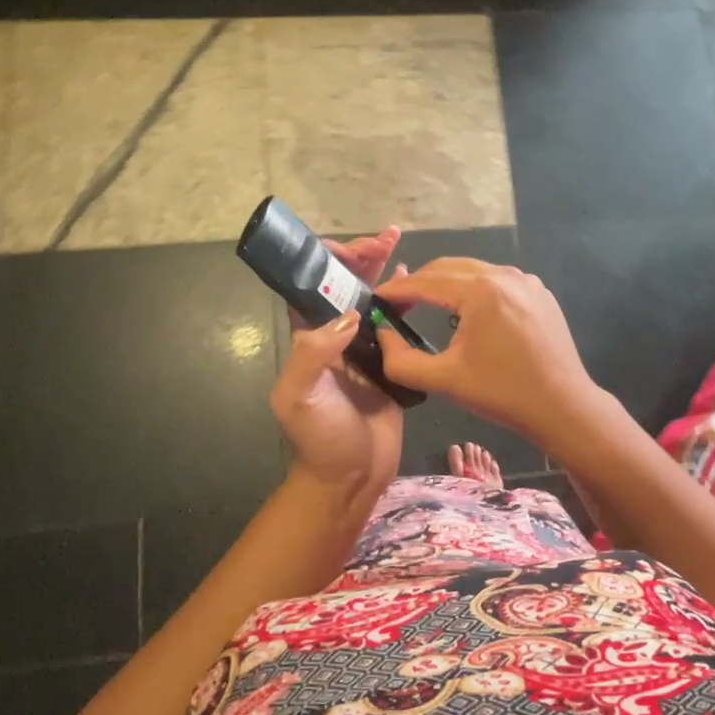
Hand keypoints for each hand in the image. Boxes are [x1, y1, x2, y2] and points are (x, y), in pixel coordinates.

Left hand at [270, 228, 404, 490]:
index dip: (326, 261)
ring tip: (399, 245)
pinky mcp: (389, 363)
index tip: (350, 249)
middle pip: (344, 286)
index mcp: (307, 339)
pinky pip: (395, 325)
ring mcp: (362, 350)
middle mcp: (333, 338)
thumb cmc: (320, 438)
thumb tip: (349, 315)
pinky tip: (415, 284)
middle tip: (385, 237)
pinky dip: (403, 301)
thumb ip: (313, 354)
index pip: (310, 287)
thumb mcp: (300, 396)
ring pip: (371, 300)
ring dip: (382, 271)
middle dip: (360, 258)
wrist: (352, 477)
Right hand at [373, 258, 602, 446]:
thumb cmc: (501, 393)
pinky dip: (475, 290)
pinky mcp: (539, 292)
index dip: (396, 289)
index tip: (376, 299)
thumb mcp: (444, 380)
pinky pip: (497, 281)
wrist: (562, 406)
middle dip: (419, 283)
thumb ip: (401, 359)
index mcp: (480, 290)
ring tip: (428, 308)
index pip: (425, 280)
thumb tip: (382, 334)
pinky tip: (469, 316)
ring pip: (473, 271)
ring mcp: (525, 280)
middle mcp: (504, 274)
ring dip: (447, 285)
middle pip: (448, 268)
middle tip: (398, 305)